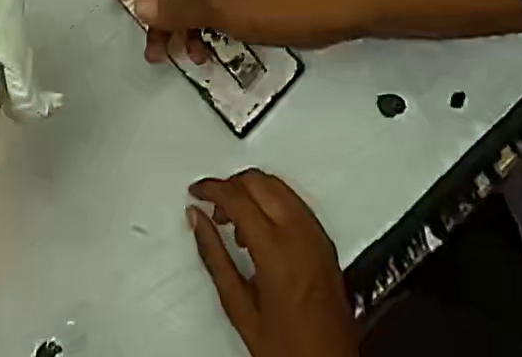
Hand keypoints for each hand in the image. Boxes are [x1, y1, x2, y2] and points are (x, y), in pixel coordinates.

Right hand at [105, 0, 356, 63]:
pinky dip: (195, 28)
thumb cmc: (279, 0)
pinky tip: (201, 50)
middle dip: (146, 6)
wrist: (336, 3)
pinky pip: (204, 9)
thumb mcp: (219, 8)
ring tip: (167, 53)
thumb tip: (140, 5)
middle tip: (141, 34)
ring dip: (170, 24)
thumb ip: (176, 8)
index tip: (125, 6)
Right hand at [189, 169, 360, 356]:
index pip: (237, 197)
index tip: (196, 191)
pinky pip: (294, 202)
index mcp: (277, 252)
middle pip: (258, 182)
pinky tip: (259, 225)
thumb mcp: (239, 306)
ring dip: (251, 190)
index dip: (211, 188)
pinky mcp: (326, 242)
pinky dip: (271, 200)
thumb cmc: (290, 350)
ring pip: (277, 186)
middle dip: (230, 185)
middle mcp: (301, 237)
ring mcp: (317, 237)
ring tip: (233, 218)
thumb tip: (197, 219)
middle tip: (212, 204)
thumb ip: (214, 255)